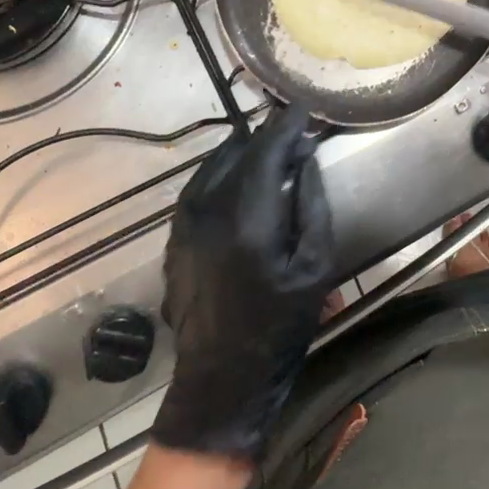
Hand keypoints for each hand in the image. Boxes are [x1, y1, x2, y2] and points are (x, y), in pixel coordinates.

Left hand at [153, 103, 334, 458]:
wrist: (223, 380)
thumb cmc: (280, 327)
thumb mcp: (314, 266)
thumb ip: (310, 205)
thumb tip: (304, 160)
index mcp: (247, 219)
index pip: (266, 151)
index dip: (286, 125)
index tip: (304, 108)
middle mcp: (208, 213)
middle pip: (237, 154)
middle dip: (266, 135)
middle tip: (291, 127)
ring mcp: (183, 226)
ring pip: (211, 168)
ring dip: (240, 150)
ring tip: (266, 143)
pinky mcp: (174, 240)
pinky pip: (196, 189)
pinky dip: (219, 172)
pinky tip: (236, 175)